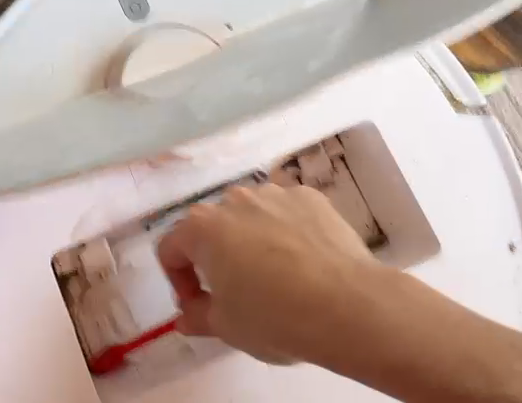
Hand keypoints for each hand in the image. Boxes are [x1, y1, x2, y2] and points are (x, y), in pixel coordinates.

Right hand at [155, 182, 386, 367]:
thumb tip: (185, 317)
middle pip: (212, 228)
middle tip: (238, 294)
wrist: (350, 306)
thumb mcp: (228, 328)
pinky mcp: (309, 197)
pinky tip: (306, 263)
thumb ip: (197, 316)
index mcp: (202, 227)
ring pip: (251, 217)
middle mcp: (232, 200)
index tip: (200, 306)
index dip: (179, 281)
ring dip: (253, 242)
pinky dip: (288, 232)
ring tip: (279, 278)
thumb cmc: (276, 317)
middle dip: (218, 259)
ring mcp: (273, 193)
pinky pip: (287, 213)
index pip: (171, 248)